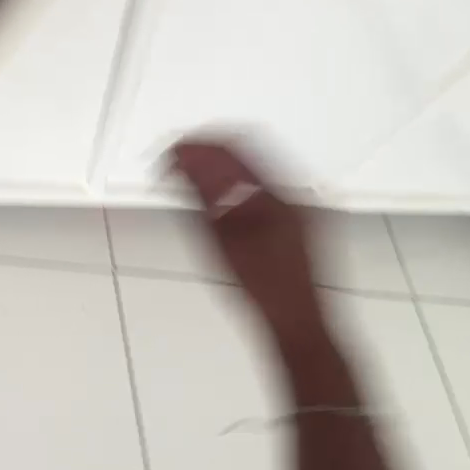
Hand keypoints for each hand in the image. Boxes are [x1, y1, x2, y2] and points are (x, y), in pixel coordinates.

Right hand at [168, 138, 328, 351]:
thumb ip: (204, 193)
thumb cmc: (260, 287)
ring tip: (186, 175)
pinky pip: (260, 184)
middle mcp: (295, 193)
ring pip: (252, 166)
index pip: (234, 148)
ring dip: (216, 166)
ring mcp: (298, 206)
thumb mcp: (222, 238)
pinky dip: (231, 182)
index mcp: (279, 194)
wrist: (297, 325)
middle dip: (204, 152)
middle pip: (246, 152)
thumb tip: (184, 156)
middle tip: (174, 162)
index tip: (170, 153)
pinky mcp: (296, 219)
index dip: (196, 145)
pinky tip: (213, 194)